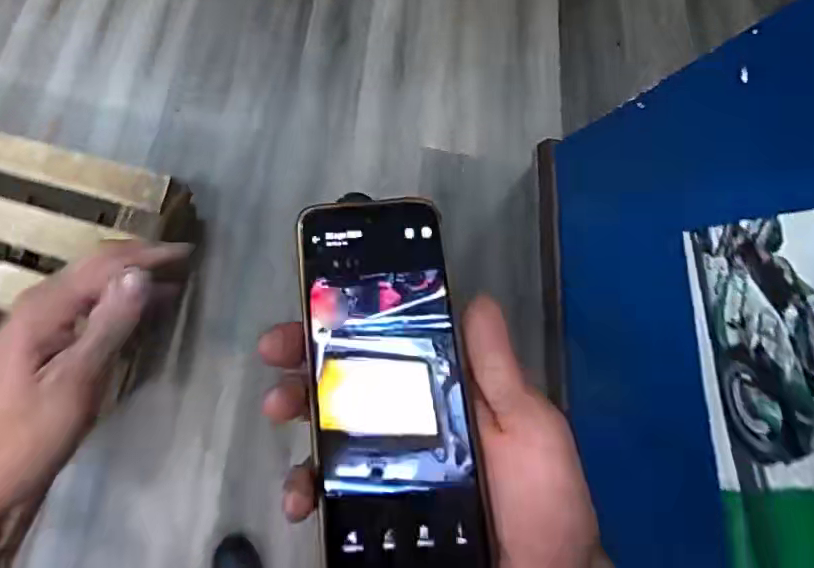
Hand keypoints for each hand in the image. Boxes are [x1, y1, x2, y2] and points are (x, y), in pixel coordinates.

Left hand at [0, 241, 190, 567]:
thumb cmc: (20, 441)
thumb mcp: (72, 386)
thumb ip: (108, 327)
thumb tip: (141, 273)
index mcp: (45, 305)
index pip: (106, 263)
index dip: (149, 254)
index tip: (188, 253)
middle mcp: (39, 303)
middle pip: (97, 267)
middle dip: (141, 260)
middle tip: (184, 262)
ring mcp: (35, 324)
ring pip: (91, 287)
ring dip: (129, 281)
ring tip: (171, 284)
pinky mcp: (36, 346)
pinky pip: (83, 309)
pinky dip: (114, 304)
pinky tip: (135, 316)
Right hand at [260, 294, 610, 567]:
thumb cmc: (539, 503)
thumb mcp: (527, 426)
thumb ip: (497, 370)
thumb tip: (478, 299)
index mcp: (432, 393)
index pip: (380, 346)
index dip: (342, 323)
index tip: (311, 308)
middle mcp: (401, 424)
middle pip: (339, 381)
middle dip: (300, 358)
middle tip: (275, 353)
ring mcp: (381, 470)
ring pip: (322, 431)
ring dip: (292, 413)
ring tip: (278, 413)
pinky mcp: (367, 514)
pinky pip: (324, 494)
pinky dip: (302, 489)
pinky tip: (299, 496)